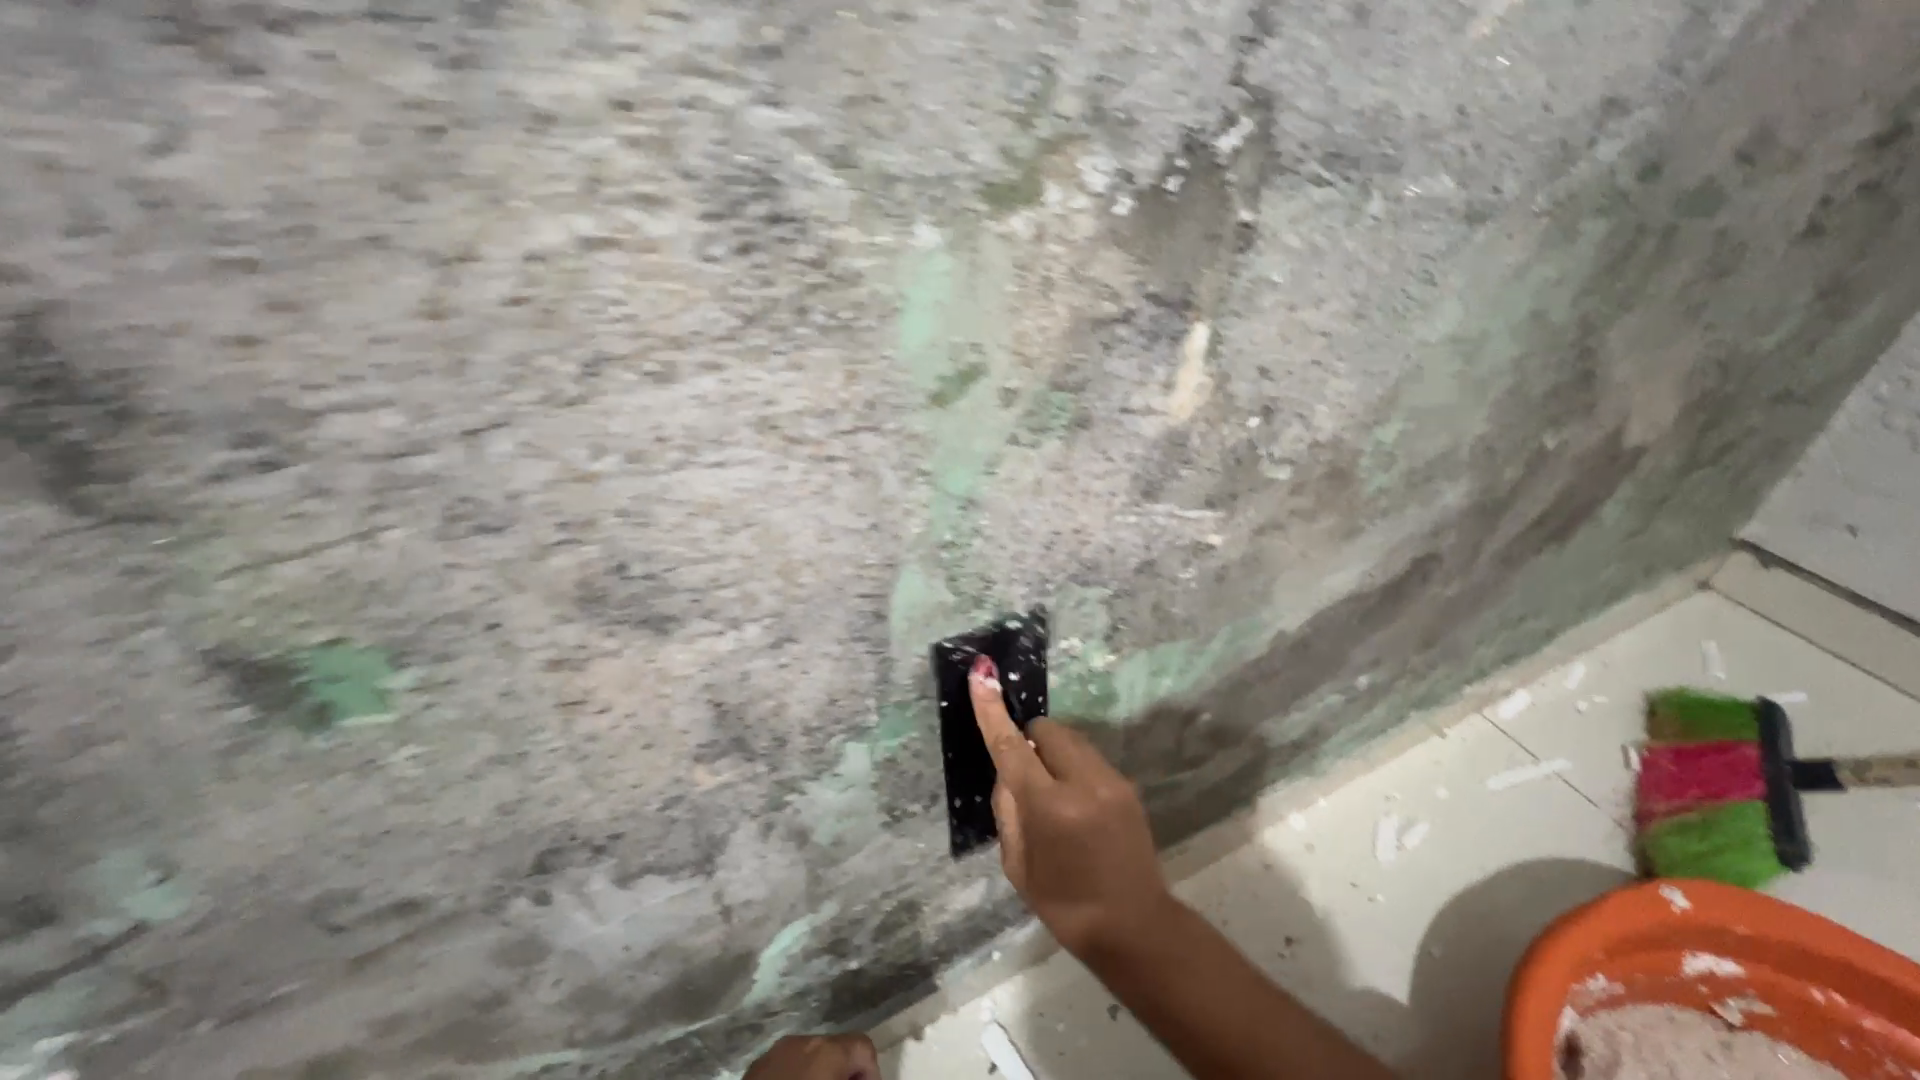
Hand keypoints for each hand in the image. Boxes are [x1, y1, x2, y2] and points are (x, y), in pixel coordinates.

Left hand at [742, 1034, 879, 1079]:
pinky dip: (797, 1078)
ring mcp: (775, 1051)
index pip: (864, 1046)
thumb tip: (865, 1078)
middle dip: (845, 1073)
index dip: (871, 1073)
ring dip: (820, 1074)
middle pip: (837, 1049)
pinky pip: (787, 1066)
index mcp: (827, 1049)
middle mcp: (802, 1040)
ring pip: (810, 1056)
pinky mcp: (755, 1066)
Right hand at [969, 656, 1173, 958]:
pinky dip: (1073, 768)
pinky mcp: (1128, 786)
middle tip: (1026, 777)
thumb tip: (1009, 771)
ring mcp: (1111, 781)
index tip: (982, 675)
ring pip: (1072, 740)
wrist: (1133, 925)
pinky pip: (1090, 759)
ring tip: (1054, 795)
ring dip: (1053, 753)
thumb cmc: (1064, 904)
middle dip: (1030, 740)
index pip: (1011, 745)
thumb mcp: (1018, 864)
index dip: (992, 709)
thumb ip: (1008, 809)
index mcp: (1049, 806)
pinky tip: (1077, 805)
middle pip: (1047, 729)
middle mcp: (1083, 782)